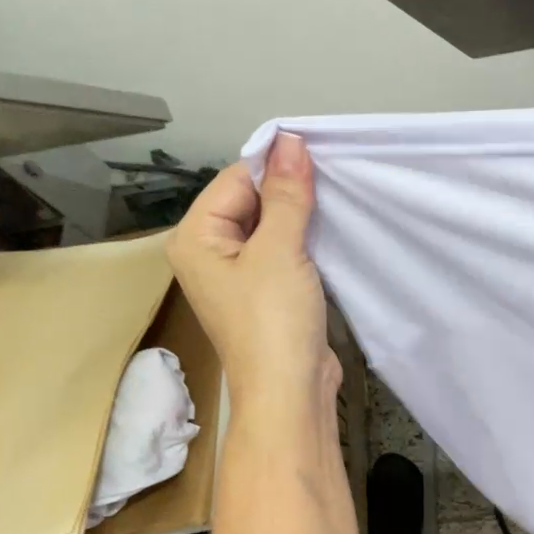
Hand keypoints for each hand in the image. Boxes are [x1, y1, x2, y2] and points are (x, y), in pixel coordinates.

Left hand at [168, 133, 332, 398]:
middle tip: (334, 186)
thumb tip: (292, 143)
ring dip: (302, 222)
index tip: (319, 156)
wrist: (290, 391)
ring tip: (338, 213)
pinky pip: (286, 258)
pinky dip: (307, 248)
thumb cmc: (274, 322)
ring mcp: (241, 279)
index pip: (235, 181)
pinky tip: (332, 245)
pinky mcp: (270, 298)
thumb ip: (287, 197)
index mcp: (195, 238)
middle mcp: (210, 254)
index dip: (275, 167)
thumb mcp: (281, 252)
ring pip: (272, 232)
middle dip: (290, 195)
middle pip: (251, 204)